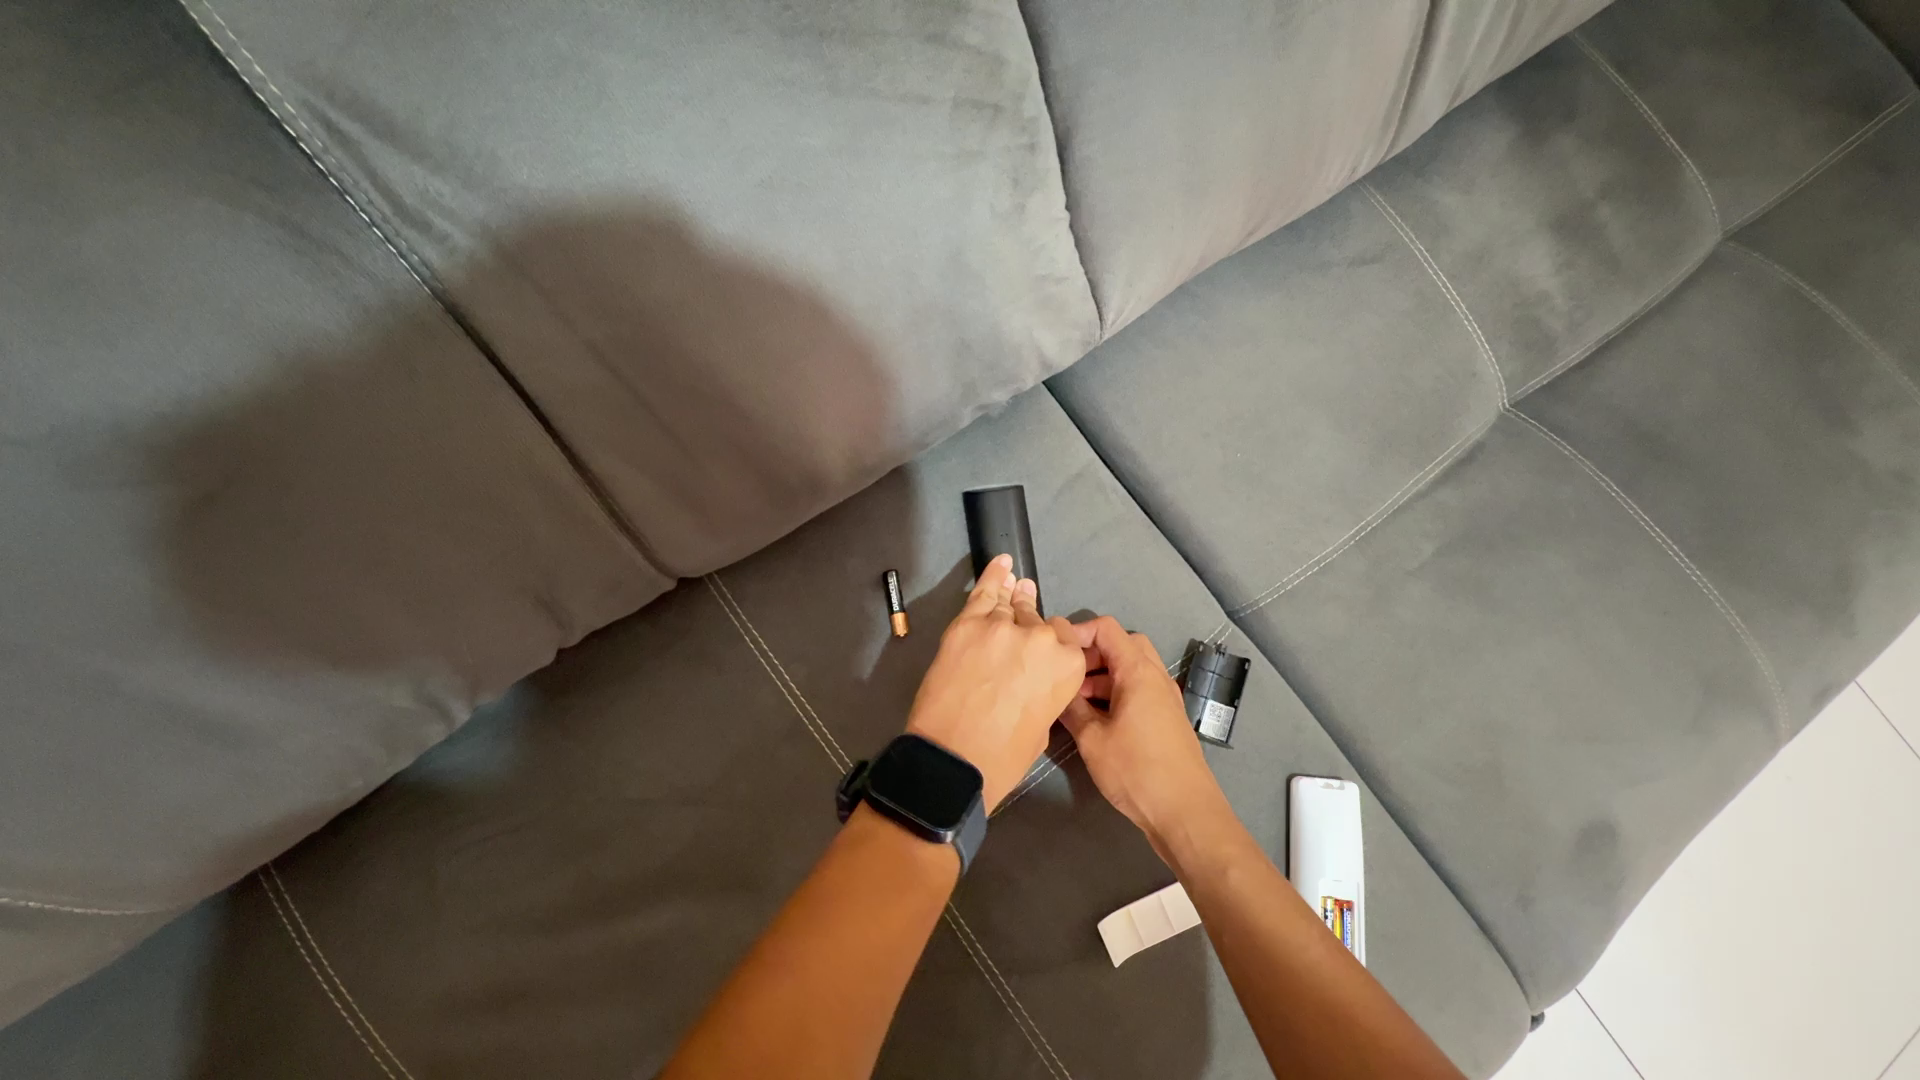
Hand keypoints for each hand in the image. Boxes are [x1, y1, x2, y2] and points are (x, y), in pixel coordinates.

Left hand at [905, 554, 1088, 807]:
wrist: (954, 759)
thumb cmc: (1004, 757)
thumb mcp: (1042, 727)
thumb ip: (1044, 691)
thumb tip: (1032, 679)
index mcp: (1068, 666)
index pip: (1066, 639)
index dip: (1053, 646)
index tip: (1043, 650)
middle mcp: (1040, 638)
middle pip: (1038, 621)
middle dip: (1031, 627)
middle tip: (1024, 627)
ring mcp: (1001, 627)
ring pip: (1010, 606)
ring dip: (1013, 598)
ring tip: (1016, 585)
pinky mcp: (967, 625)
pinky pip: (982, 594)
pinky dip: (992, 577)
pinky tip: (1001, 565)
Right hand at [1061, 617, 1230, 857]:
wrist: (1185, 812)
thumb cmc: (1136, 771)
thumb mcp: (1092, 739)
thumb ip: (1071, 708)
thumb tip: (1054, 690)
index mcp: (1138, 671)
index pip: (1107, 628)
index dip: (1077, 632)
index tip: (1054, 651)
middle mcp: (1155, 676)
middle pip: (1121, 644)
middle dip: (1090, 653)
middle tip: (1065, 675)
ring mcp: (1164, 697)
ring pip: (1129, 669)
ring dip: (1101, 675)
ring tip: (1073, 700)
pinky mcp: (1166, 717)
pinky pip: (1137, 689)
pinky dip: (1115, 692)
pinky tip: (1094, 718)